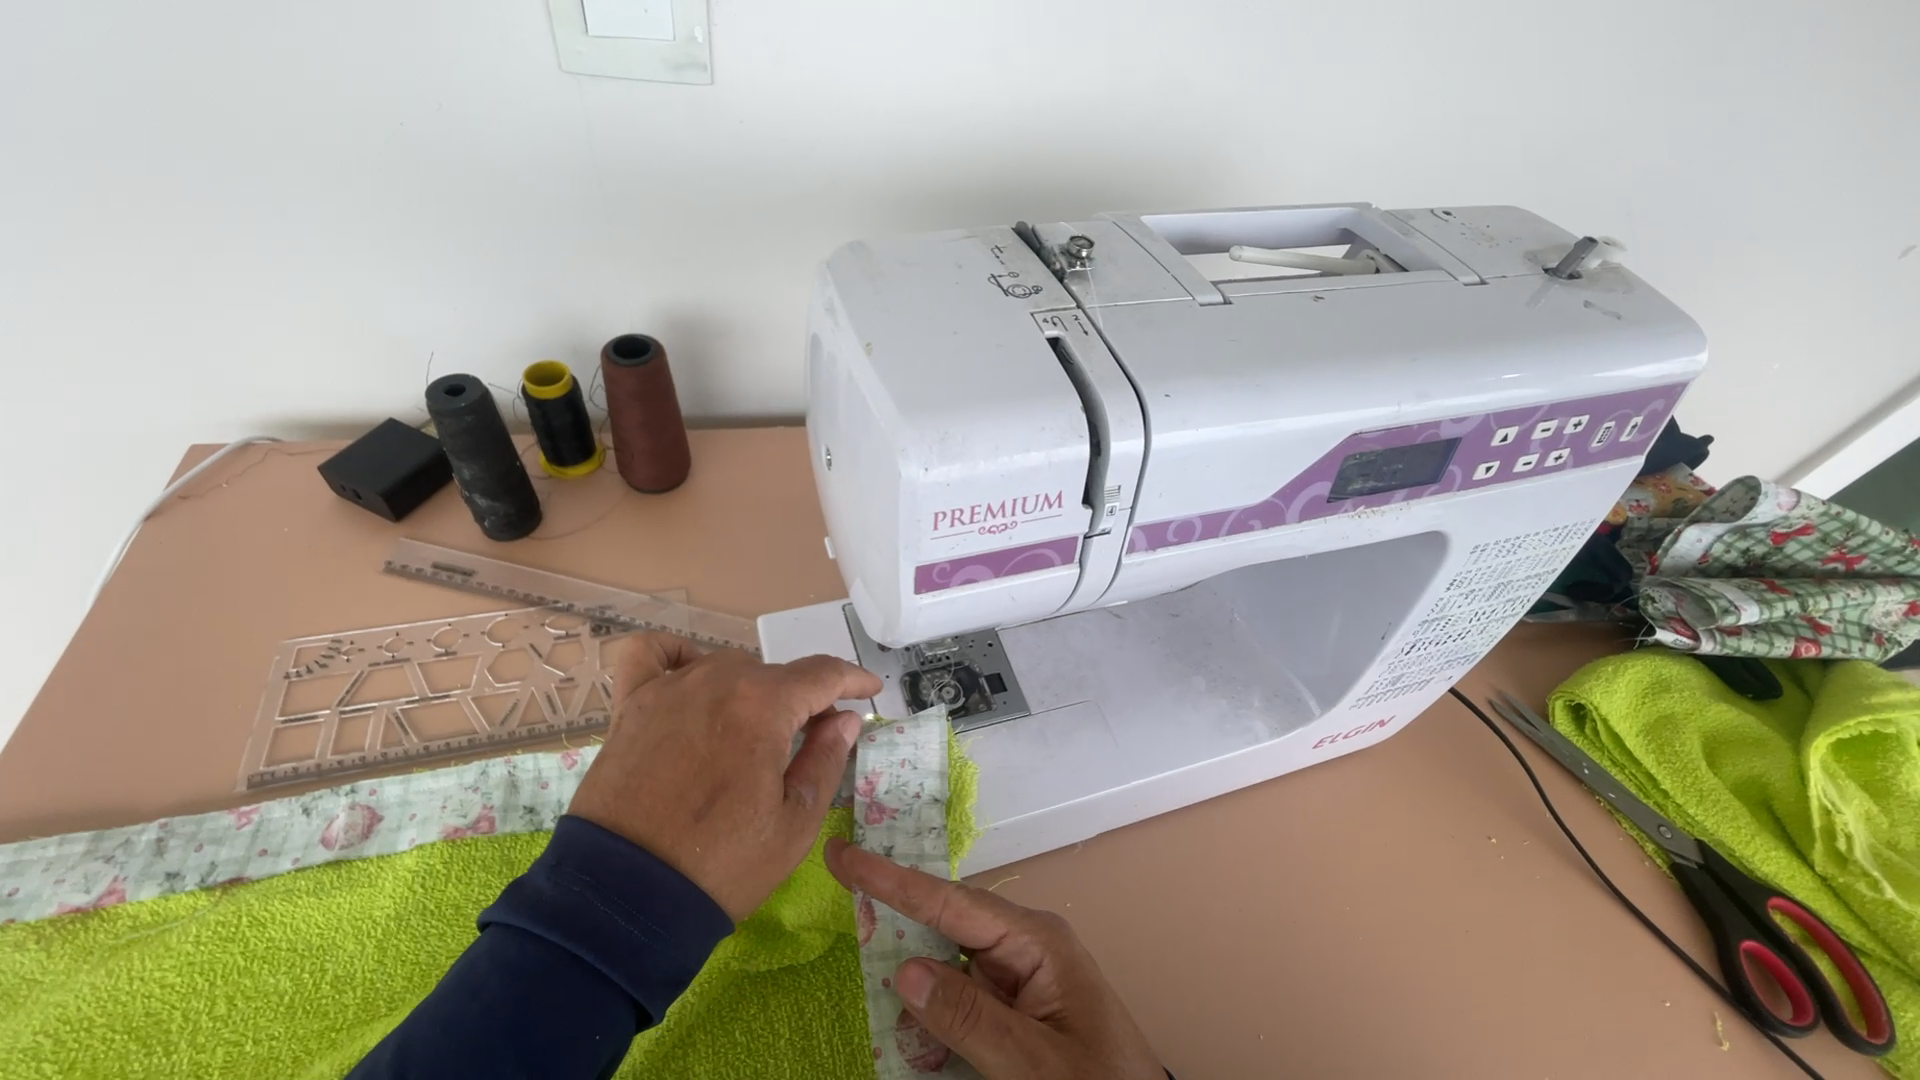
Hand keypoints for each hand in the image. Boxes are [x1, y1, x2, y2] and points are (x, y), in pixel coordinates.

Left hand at [568, 634, 881, 920]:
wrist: (624, 899)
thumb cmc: (722, 865)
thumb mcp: (795, 823)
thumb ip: (826, 760)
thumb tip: (844, 718)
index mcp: (765, 706)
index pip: (823, 674)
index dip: (854, 679)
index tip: (870, 690)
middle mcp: (718, 680)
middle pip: (776, 675)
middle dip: (802, 700)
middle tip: (810, 739)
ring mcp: (669, 689)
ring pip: (726, 667)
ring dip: (750, 690)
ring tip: (752, 731)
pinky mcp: (630, 706)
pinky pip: (651, 655)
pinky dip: (675, 656)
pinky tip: (688, 676)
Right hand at [825, 838, 1163, 1079]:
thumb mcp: (1033, 1063)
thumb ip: (970, 1018)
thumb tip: (904, 970)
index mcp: (1035, 940)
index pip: (951, 902)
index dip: (891, 880)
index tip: (843, 854)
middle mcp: (1023, 945)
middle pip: (943, 920)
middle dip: (893, 909)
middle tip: (841, 885)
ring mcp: (1016, 975)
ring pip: (944, 958)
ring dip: (905, 960)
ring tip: (862, 944)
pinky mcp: (1010, 1005)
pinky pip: (956, 993)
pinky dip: (925, 1002)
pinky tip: (901, 1010)